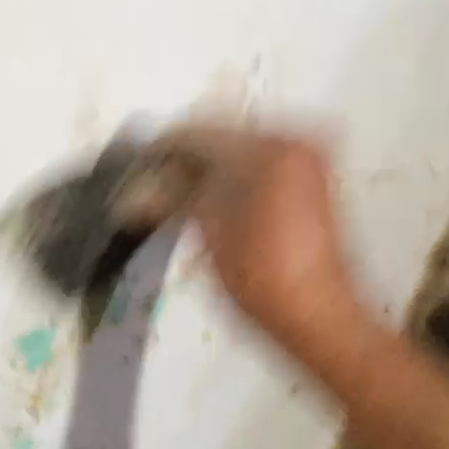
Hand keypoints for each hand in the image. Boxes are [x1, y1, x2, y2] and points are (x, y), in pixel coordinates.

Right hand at [151, 125, 373, 362]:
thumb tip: (132, 192)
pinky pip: (257, 164)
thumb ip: (172, 200)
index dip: (159, 153)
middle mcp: (293, 140)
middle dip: (180, 162)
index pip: (197, 134)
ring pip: (236, 151)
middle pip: (219, 137)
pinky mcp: (311, 177)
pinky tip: (202, 202)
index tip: (130, 173)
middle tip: (144, 189)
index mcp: (269, 149)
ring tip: (167, 199)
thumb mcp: (210, 235)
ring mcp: (306, 157)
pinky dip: (228, 178)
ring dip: (202, 171)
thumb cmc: (262, 280)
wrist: (317, 314)